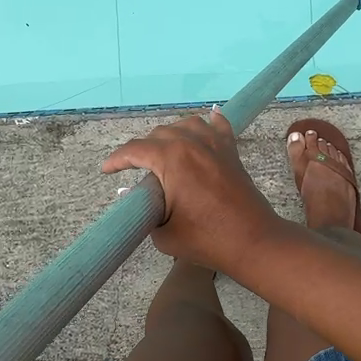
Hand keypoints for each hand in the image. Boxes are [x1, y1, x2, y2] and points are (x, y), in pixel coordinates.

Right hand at [101, 109, 283, 273]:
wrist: (253, 241)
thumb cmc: (206, 240)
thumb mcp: (163, 234)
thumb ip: (144, 213)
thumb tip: (137, 197)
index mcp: (172, 159)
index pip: (135, 150)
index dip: (117, 159)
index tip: (107, 169)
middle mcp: (192, 142)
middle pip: (159, 134)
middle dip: (143, 149)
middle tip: (135, 168)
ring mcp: (215, 144)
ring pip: (186, 124)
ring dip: (171, 134)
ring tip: (164, 151)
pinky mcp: (231, 151)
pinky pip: (218, 125)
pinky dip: (209, 122)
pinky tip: (207, 119)